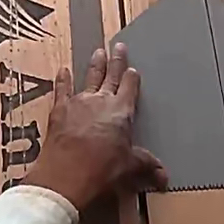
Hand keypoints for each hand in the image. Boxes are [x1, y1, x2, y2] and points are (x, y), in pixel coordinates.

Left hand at [23, 43, 167, 209]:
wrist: (68, 173)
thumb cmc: (101, 169)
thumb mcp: (129, 167)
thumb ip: (146, 166)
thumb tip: (163, 177)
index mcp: (121, 111)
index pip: (130, 88)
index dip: (132, 78)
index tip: (133, 69)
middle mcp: (102, 101)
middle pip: (112, 76)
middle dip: (116, 61)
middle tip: (118, 47)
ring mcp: (79, 102)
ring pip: (90, 77)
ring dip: (95, 65)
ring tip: (99, 52)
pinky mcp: (60, 109)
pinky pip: (62, 89)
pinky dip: (63, 79)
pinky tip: (63, 70)